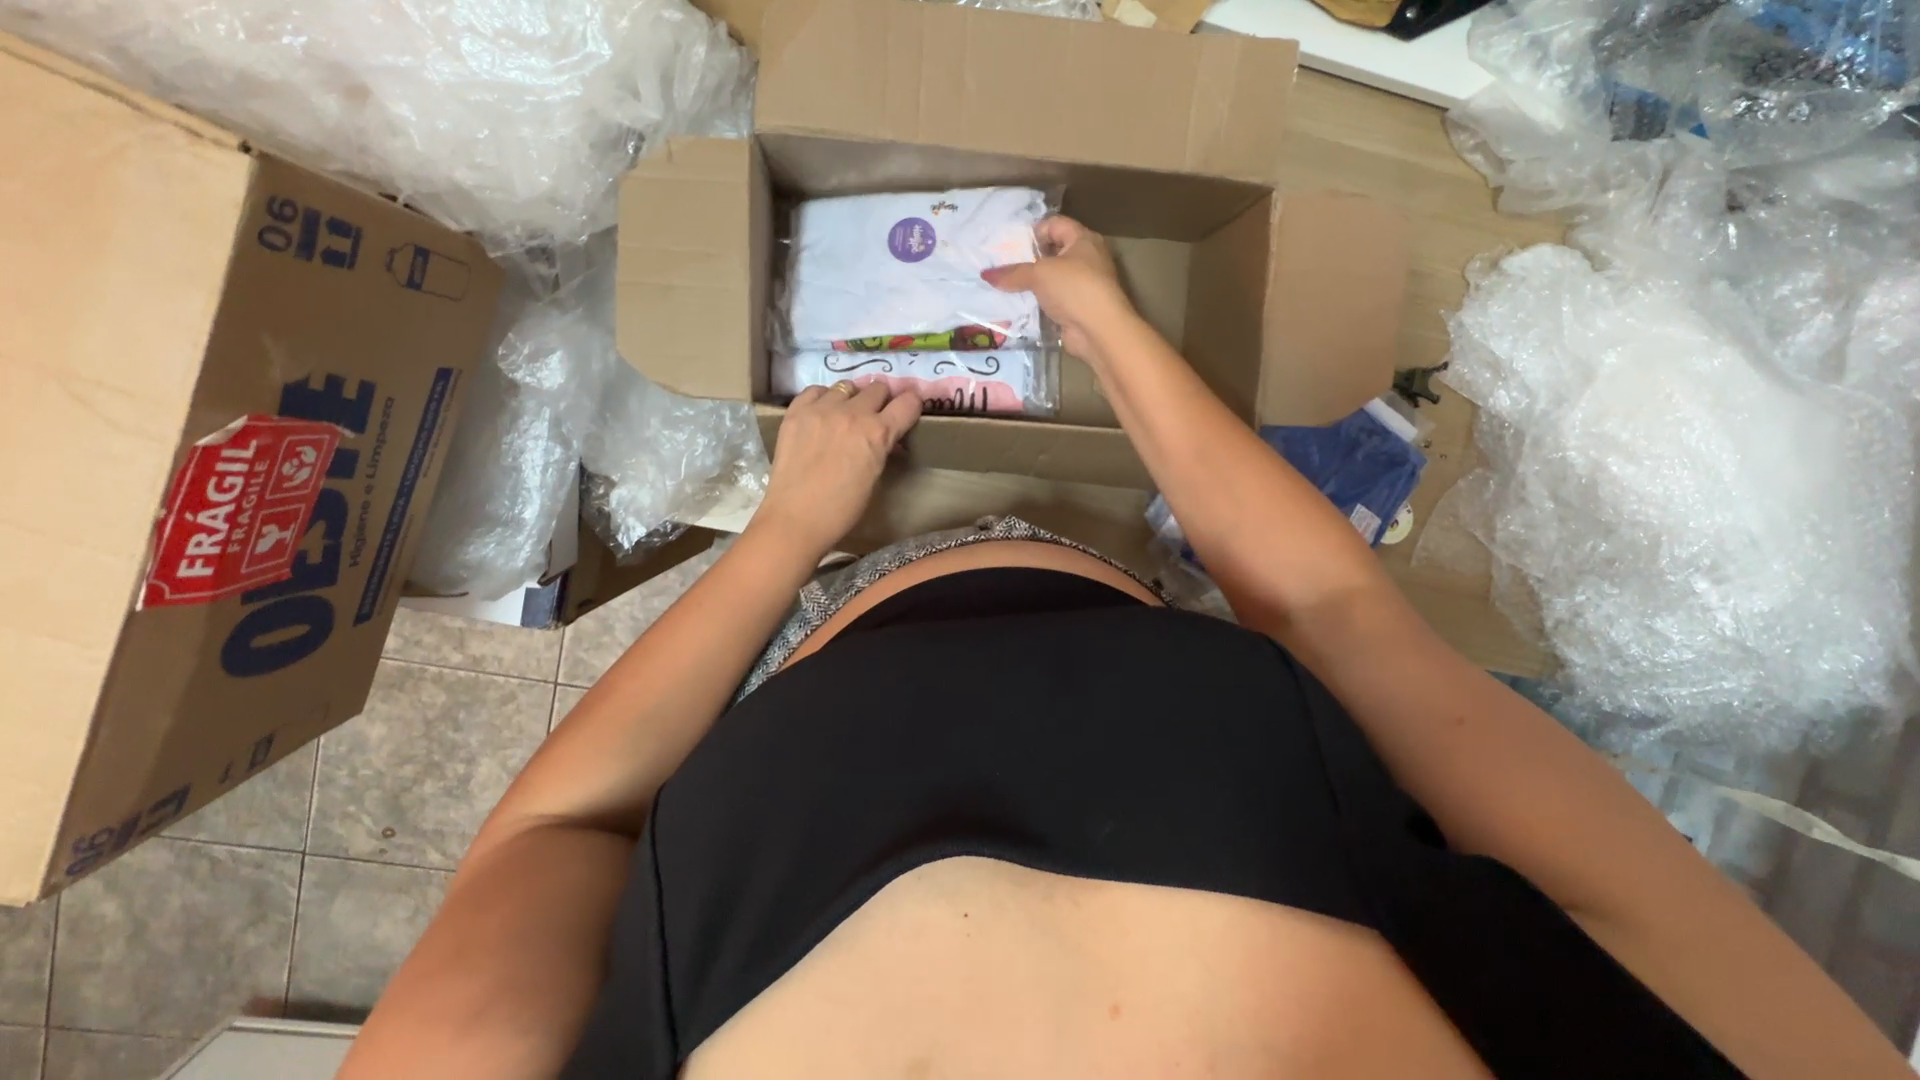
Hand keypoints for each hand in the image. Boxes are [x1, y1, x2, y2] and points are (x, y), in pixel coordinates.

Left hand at [752, 380, 921, 558]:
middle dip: (882, 400)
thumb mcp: (874, 478)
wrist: (795, 518)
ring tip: (845, 415)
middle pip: (877, 388)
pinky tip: (821, 414)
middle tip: (875, 415)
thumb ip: (882, 449)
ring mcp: (821, 409)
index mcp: (878, 433)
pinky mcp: (796, 412)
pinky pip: (816, 391)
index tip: (907, 411)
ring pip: (846, 386)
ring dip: (852, 398)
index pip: (908, 403)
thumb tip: (885, 440)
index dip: (912, 405)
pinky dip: (823, 398)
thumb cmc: (841, 510)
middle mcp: (852, 413)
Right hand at [980, 216, 1137, 360]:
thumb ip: (1013, 273)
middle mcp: (1086, 258)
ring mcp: (1082, 284)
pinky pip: (1052, 300)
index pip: (1054, 224)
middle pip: (1052, 251)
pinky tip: (1017, 306)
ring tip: (1004, 287)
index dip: (1033, 232)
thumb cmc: (1074, 288)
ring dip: (1031, 284)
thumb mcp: (1040, 274)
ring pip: (1051, 278)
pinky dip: (1037, 303)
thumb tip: (985, 275)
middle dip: (1028, 259)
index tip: (1011, 246)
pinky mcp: (1076, 308)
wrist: (1099, 330)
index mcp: (1083, 239)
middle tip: (1003, 266)